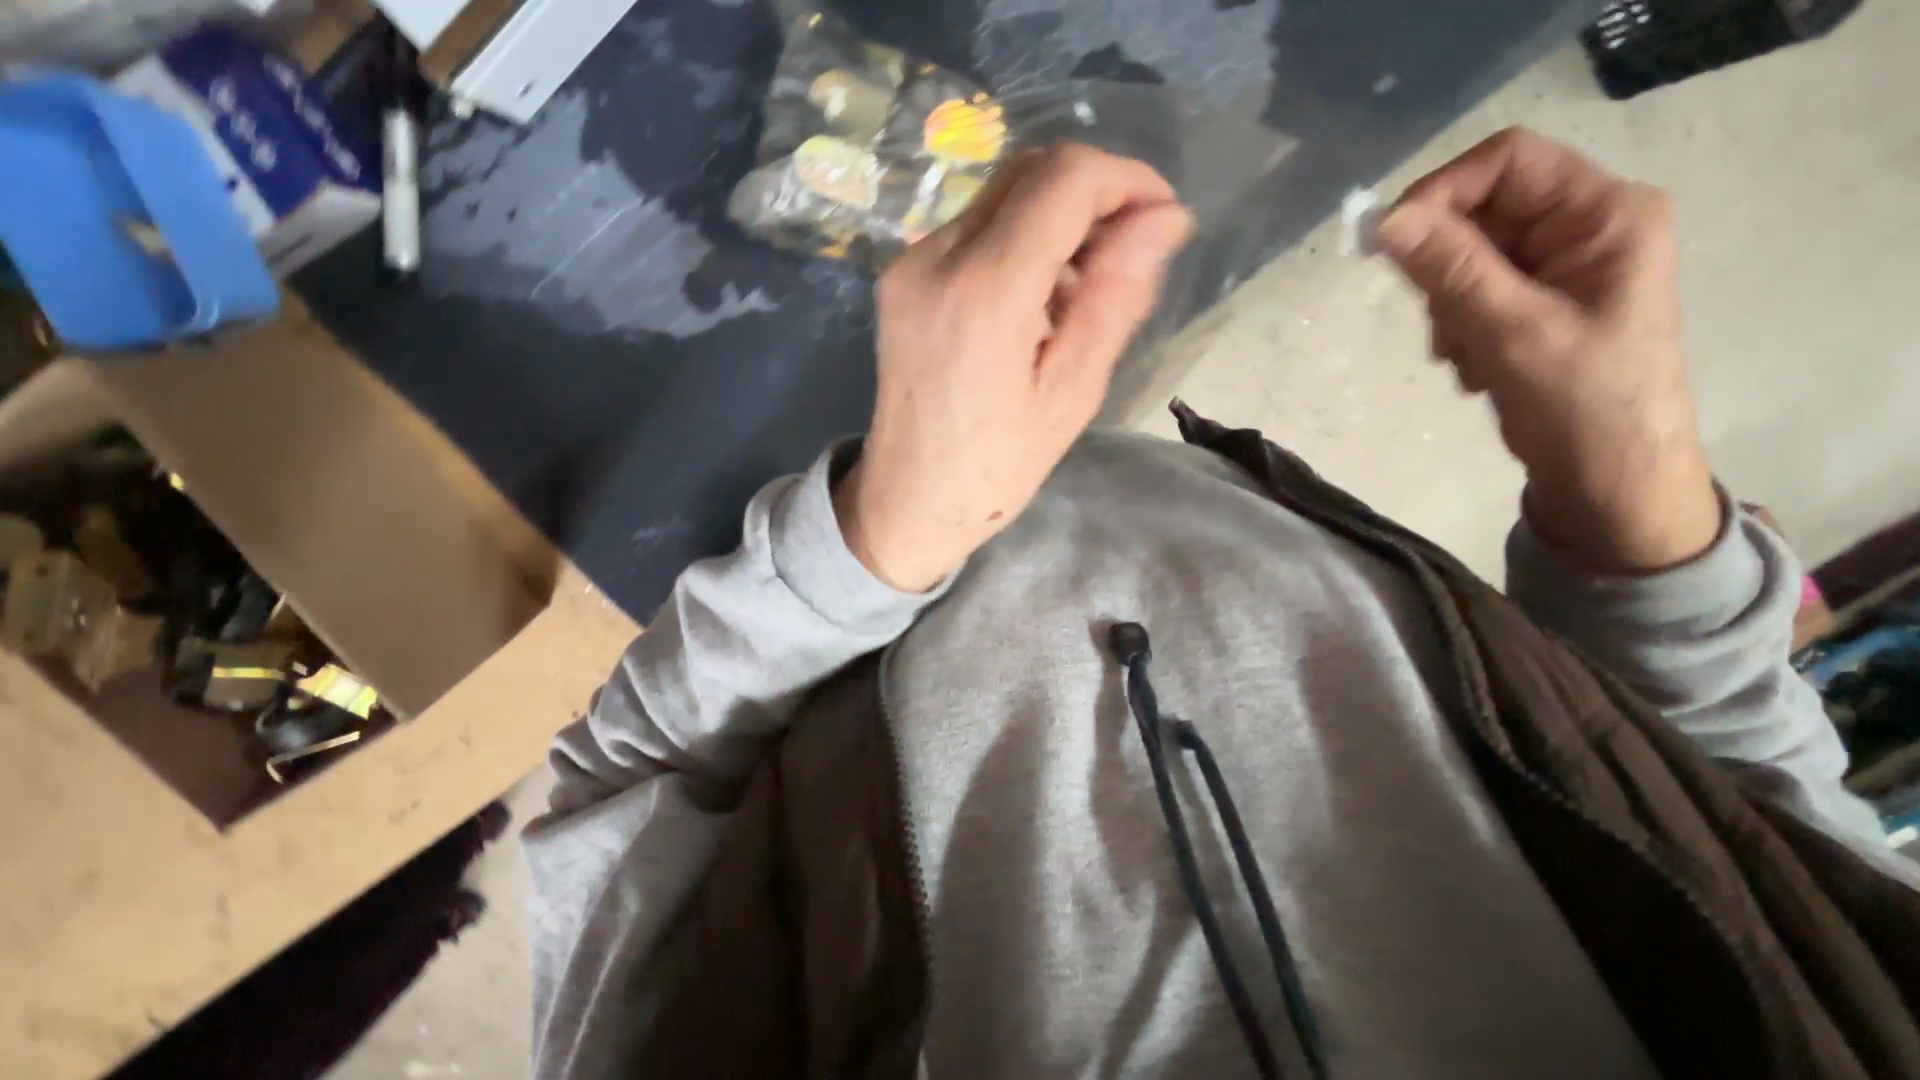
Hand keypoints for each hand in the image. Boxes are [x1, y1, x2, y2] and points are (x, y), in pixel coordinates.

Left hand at [835, 144, 1192, 591]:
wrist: (908, 499)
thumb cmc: (997, 467)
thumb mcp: (1073, 389)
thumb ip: (1117, 294)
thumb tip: (1167, 216)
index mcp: (984, 290)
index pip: (1065, 178)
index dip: (1127, 180)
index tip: (1162, 219)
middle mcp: (936, 256)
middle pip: (1032, 170)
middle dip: (1095, 194)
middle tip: (1128, 254)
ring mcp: (911, 261)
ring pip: (1004, 193)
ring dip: (1060, 217)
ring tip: (1084, 292)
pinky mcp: (902, 273)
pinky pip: (976, 225)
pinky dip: (1022, 238)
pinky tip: (1039, 298)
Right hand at [1375, 128, 1720, 572]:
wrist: (1611, 482)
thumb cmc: (1582, 405)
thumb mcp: (1512, 331)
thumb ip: (1450, 269)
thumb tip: (1383, 220)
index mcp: (1607, 214)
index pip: (1509, 161)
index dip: (1442, 191)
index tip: (1389, 242)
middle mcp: (1587, 226)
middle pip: (1484, 210)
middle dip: (1445, 267)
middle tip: (1439, 322)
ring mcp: (1562, 266)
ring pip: (1468, 255)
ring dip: (1448, 305)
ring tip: (1466, 357)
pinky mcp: (1538, 302)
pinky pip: (1473, 290)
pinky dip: (1458, 326)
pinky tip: (1474, 366)